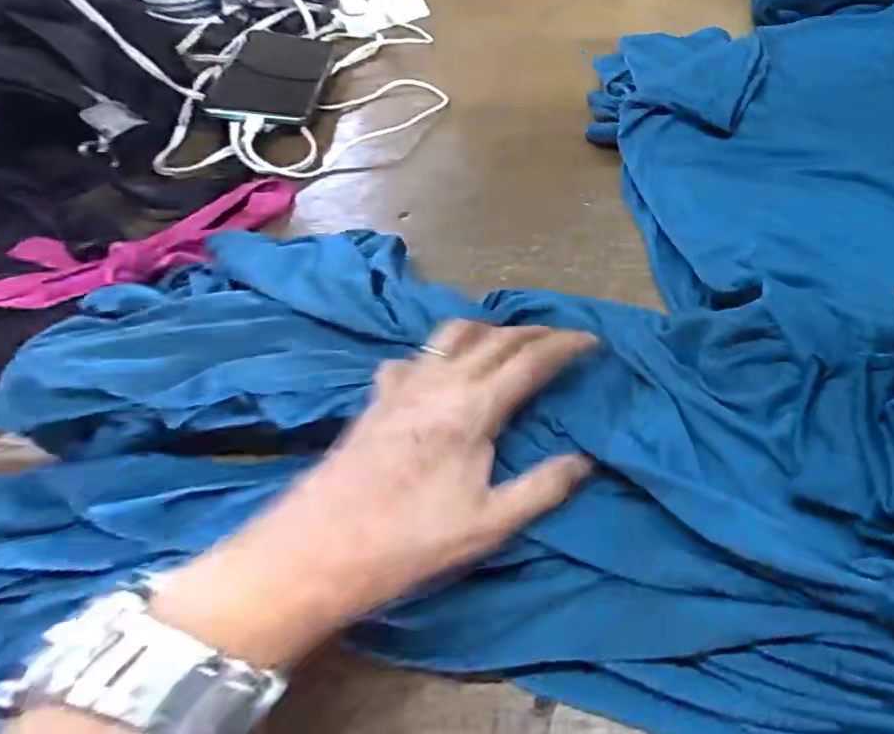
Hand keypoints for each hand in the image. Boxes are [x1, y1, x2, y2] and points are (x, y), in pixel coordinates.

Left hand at [148, 322, 600, 667]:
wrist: (300, 562)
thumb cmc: (401, 543)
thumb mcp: (487, 525)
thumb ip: (544, 488)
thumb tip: (586, 460)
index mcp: (473, 408)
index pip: (532, 359)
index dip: (568, 344)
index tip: (593, 341)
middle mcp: (441, 384)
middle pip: (499, 337)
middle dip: (537, 332)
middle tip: (563, 339)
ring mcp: (403, 388)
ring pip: (454, 333)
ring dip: (491, 330)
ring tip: (510, 342)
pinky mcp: (376, 401)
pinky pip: (415, 356)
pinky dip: (440, 352)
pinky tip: (441, 371)